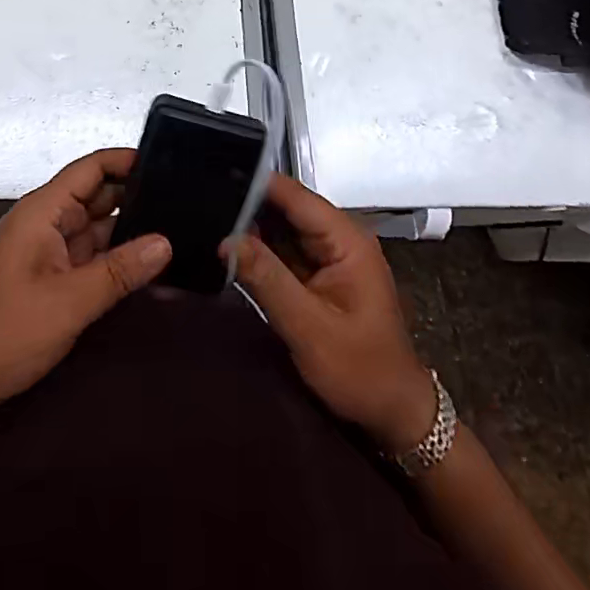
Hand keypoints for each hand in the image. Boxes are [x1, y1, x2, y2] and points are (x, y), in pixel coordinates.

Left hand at [0, 148, 171, 424]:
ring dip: (131, 232)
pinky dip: (117, 260)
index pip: (90, 169)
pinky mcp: (49, 280)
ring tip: (181, 233)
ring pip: (97, 230)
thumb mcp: (67, 303)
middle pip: (97, 197)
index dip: (127, 161)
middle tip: (188, 204)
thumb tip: (166, 243)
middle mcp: (45, 225)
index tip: (171, 164)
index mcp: (42, 213)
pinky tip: (150, 267)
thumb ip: (119, 271)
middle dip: (138, 197)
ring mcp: (47, 253)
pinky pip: (90, 259)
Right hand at [228, 176, 435, 453]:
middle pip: (285, 207)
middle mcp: (338, 238)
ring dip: (248, 227)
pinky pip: (281, 251)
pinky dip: (256, 250)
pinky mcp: (316, 275)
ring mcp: (327, 256)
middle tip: (197, 202)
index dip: (256, 184)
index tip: (209, 178)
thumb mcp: (309, 327)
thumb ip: (266, 279)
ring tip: (202, 219)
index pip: (295, 196)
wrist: (392, 411)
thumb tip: (224, 239)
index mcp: (347, 240)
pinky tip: (224, 247)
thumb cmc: (360, 369)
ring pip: (280, 228)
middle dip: (246, 203)